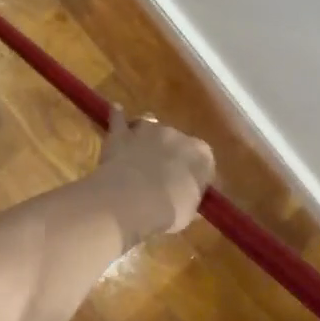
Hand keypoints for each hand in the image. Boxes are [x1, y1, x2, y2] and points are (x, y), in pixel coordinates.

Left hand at [94, 107, 215, 240]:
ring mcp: (146, 129)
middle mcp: (175, 134)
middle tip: (161, 173)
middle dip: (170, 153)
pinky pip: (118, 118)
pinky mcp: (120, 132)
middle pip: (175, 140)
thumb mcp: (189, 210)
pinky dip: (117, 115)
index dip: (195, 172)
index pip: (203, 159)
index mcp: (200, 154)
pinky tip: (116, 110)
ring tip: (141, 150)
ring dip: (147, 135)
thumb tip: (184, 195)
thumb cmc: (169, 210)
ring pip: (149, 125)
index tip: (188, 185)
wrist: (132, 199)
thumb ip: (189, 195)